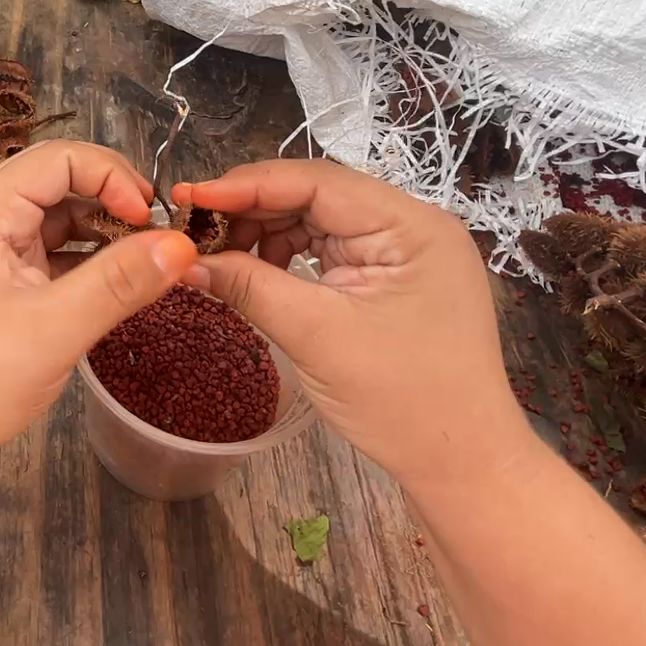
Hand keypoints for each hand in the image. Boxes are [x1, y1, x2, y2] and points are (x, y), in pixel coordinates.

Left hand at [0, 140, 202, 467]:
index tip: (148, 219)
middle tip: (157, 234)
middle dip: (112, 199)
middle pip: (59, 182)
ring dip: (103, 231)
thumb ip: (118, 283)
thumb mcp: (54, 329)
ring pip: (58, 218)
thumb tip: (182, 244)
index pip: (58, 159)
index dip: (111, 176)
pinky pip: (51, 253)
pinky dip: (87, 260)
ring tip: (146, 259)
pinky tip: (119, 281)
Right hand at [173, 160, 529, 487]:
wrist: (460, 464)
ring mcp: (396, 249)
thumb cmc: (403, 400)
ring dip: (260, 231)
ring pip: (311, 217)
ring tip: (216, 254)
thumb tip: (184, 261)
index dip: (247, 185)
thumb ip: (248, 286)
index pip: (315, 182)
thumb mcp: (316, 336)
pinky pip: (321, 246)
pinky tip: (250, 270)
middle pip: (311, 194)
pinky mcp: (382, 273)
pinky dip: (280, 254)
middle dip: (249, 209)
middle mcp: (406, 224)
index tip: (189, 197)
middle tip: (191, 227)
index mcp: (409, 226)